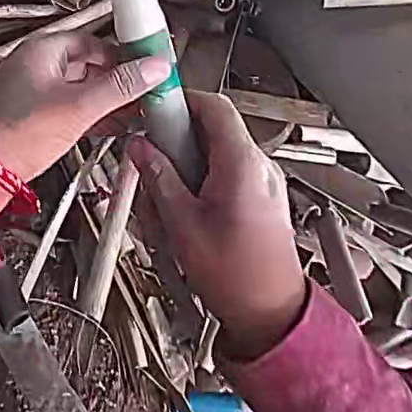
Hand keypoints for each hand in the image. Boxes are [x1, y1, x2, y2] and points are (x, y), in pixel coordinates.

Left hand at [0, 31, 171, 182]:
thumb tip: (150, 69)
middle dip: (117, 81)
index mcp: (40, 50)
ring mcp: (30, 91)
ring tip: (131, 112)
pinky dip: (89, 114)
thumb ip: (119, 87)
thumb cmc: (12, 135)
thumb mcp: (78, 107)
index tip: (145, 66)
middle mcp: (33, 66)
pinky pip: (68, 107)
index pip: (93, 41)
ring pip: (78, 88)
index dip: (122, 55)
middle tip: (142, 93)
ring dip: (105, 100)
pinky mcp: (30, 116)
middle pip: (87, 64)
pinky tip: (106, 126)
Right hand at [129, 92, 306, 361]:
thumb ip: (159, 177)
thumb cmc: (236, 277)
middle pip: (213, 127)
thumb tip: (141, 147)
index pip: (214, 106)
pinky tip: (188, 206)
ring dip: (188, 160)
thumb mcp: (182, 223)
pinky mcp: (261, 195)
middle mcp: (259, 167)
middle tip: (153, 155)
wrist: (271, 312)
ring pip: (217, 149)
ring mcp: (264, 181)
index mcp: (242, 165)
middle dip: (178, 138)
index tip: (155, 104)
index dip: (181, 99)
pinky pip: (227, 169)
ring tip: (170, 192)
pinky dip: (203, 176)